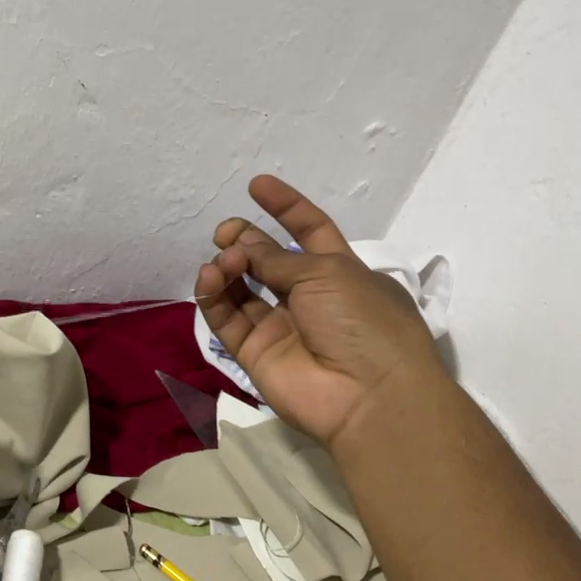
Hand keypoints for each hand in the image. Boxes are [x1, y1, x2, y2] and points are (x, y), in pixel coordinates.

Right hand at [196, 175, 446, 450]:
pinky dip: (214, 296)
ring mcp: (280, 326)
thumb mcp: (327, 273)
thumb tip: (244, 249)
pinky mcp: (254, 352)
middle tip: (227, 233)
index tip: (257, 185)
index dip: (286, 207)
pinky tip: (210, 278)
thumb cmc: (364, 323)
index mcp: (341, 273)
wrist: (369, 395)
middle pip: (267, 260)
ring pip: (241, 288)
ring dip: (228, 268)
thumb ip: (277, 258)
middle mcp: (309, 297)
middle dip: (245, 240)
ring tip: (224, 261)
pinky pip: (227, 318)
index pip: (310, 231)